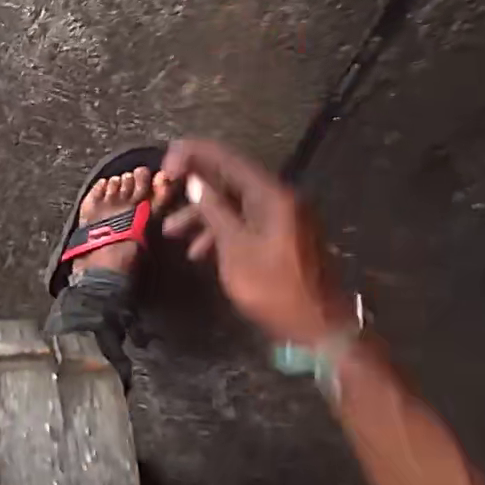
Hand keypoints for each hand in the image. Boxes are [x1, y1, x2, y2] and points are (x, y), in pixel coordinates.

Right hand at [160, 138, 348, 343]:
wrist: (320, 329)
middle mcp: (278, 197)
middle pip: (229, 178)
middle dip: (194, 186)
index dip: (192, 154)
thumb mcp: (235, 249)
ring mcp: (281, 217)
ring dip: (203, 214)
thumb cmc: (274, 288)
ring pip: (234, 203)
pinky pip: (245, 221)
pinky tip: (197, 251)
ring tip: (171, 231)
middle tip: (165, 189)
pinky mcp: (280, 235)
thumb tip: (194, 181)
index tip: (166, 163)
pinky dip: (221, 230)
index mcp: (270, 194)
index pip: (226, 158)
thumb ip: (214, 210)